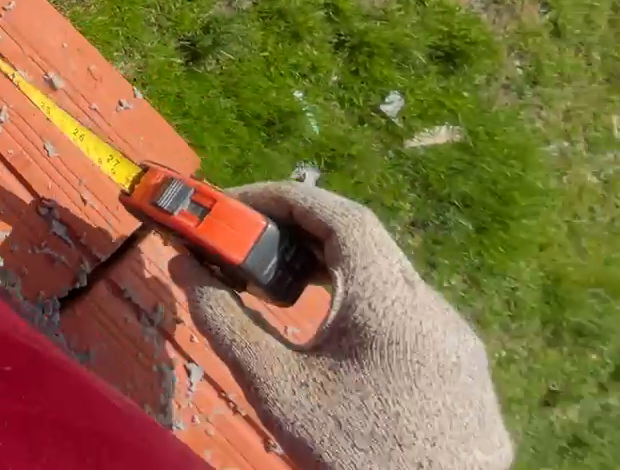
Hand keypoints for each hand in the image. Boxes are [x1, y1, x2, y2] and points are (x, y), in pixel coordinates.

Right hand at [189, 182, 512, 469]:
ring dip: (318, 258)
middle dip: (290, 226)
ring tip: (269, 275)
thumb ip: (220, 316)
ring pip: (380, 272)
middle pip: (360, 240)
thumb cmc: (353, 452)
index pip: (342, 216)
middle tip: (238, 236)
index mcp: (394, 307)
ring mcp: (454, 344)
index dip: (281, 197)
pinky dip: (346, 289)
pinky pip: (397, 305)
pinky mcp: (458, 370)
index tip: (230, 205)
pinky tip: (316, 316)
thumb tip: (182, 263)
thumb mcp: (271, 383)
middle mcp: (435, 314)